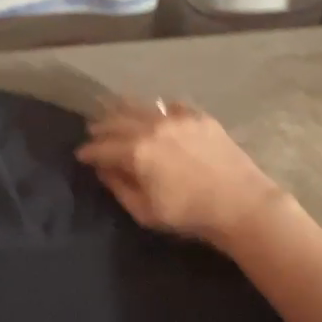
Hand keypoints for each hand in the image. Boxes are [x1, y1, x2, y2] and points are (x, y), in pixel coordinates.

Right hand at [76, 99, 290, 248]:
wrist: (241, 203)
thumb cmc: (189, 215)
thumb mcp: (146, 211)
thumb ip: (120, 187)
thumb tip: (104, 169)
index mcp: (136, 152)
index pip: (102, 147)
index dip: (88, 152)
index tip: (81, 155)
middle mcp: (152, 127)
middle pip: (117, 120)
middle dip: (101, 126)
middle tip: (93, 130)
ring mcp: (177, 117)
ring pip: (141, 106)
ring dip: (123, 109)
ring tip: (114, 110)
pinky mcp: (199, 116)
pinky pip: (170, 106)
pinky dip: (157, 109)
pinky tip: (156, 113)